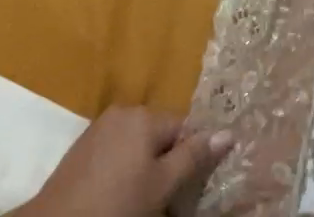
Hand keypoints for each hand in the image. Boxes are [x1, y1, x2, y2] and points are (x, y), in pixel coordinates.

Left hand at [14, 107, 232, 216]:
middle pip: (160, 130)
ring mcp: (101, 124)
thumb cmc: (119, 203)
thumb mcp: (163, 184)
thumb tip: (227, 133)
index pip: (183, 125)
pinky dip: (127, 163)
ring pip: (138, 139)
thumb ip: (193, 156)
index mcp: (143, 116)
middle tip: (171, 192)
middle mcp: (122, 111)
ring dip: (148, 162)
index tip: (194, 180)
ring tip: (147, 194)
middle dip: (169, 157)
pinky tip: (123, 189)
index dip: (192, 152)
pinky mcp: (86, 141)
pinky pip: (118, 145)